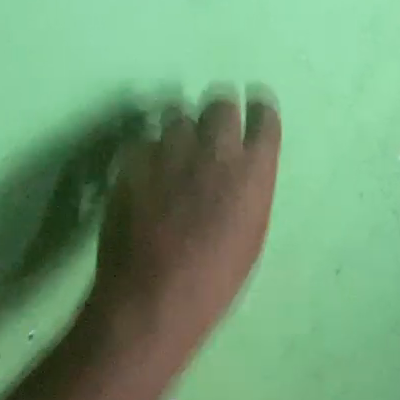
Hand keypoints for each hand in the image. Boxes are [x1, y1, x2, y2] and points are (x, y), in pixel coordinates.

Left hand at [86, 91, 280, 351]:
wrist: (153, 297)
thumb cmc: (216, 277)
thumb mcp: (252, 231)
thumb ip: (249, 188)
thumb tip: (241, 172)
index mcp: (254, 169)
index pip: (264, 115)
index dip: (260, 108)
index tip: (256, 107)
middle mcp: (216, 148)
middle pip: (220, 102)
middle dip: (219, 108)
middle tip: (213, 121)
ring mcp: (171, 151)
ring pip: (178, 114)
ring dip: (182, 124)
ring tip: (177, 142)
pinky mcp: (134, 161)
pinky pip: (146, 139)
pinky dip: (150, 148)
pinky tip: (148, 166)